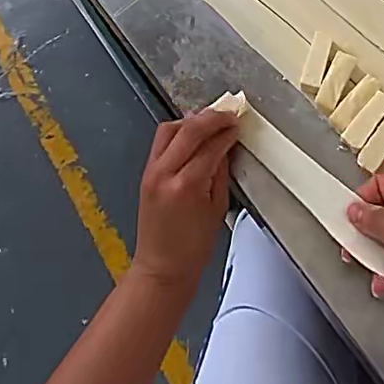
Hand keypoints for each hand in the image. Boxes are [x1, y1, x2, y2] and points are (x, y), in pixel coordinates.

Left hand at [132, 108, 237, 290]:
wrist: (161, 269)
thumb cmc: (193, 248)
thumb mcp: (217, 209)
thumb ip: (220, 173)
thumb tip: (225, 147)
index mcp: (186, 186)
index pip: (210, 146)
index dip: (226, 132)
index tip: (238, 125)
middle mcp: (165, 173)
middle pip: (188, 130)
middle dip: (211, 118)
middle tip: (228, 114)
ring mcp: (151, 171)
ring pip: (170, 129)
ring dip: (192, 120)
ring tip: (211, 120)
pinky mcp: (146, 172)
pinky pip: (161, 141)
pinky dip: (178, 131)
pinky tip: (193, 132)